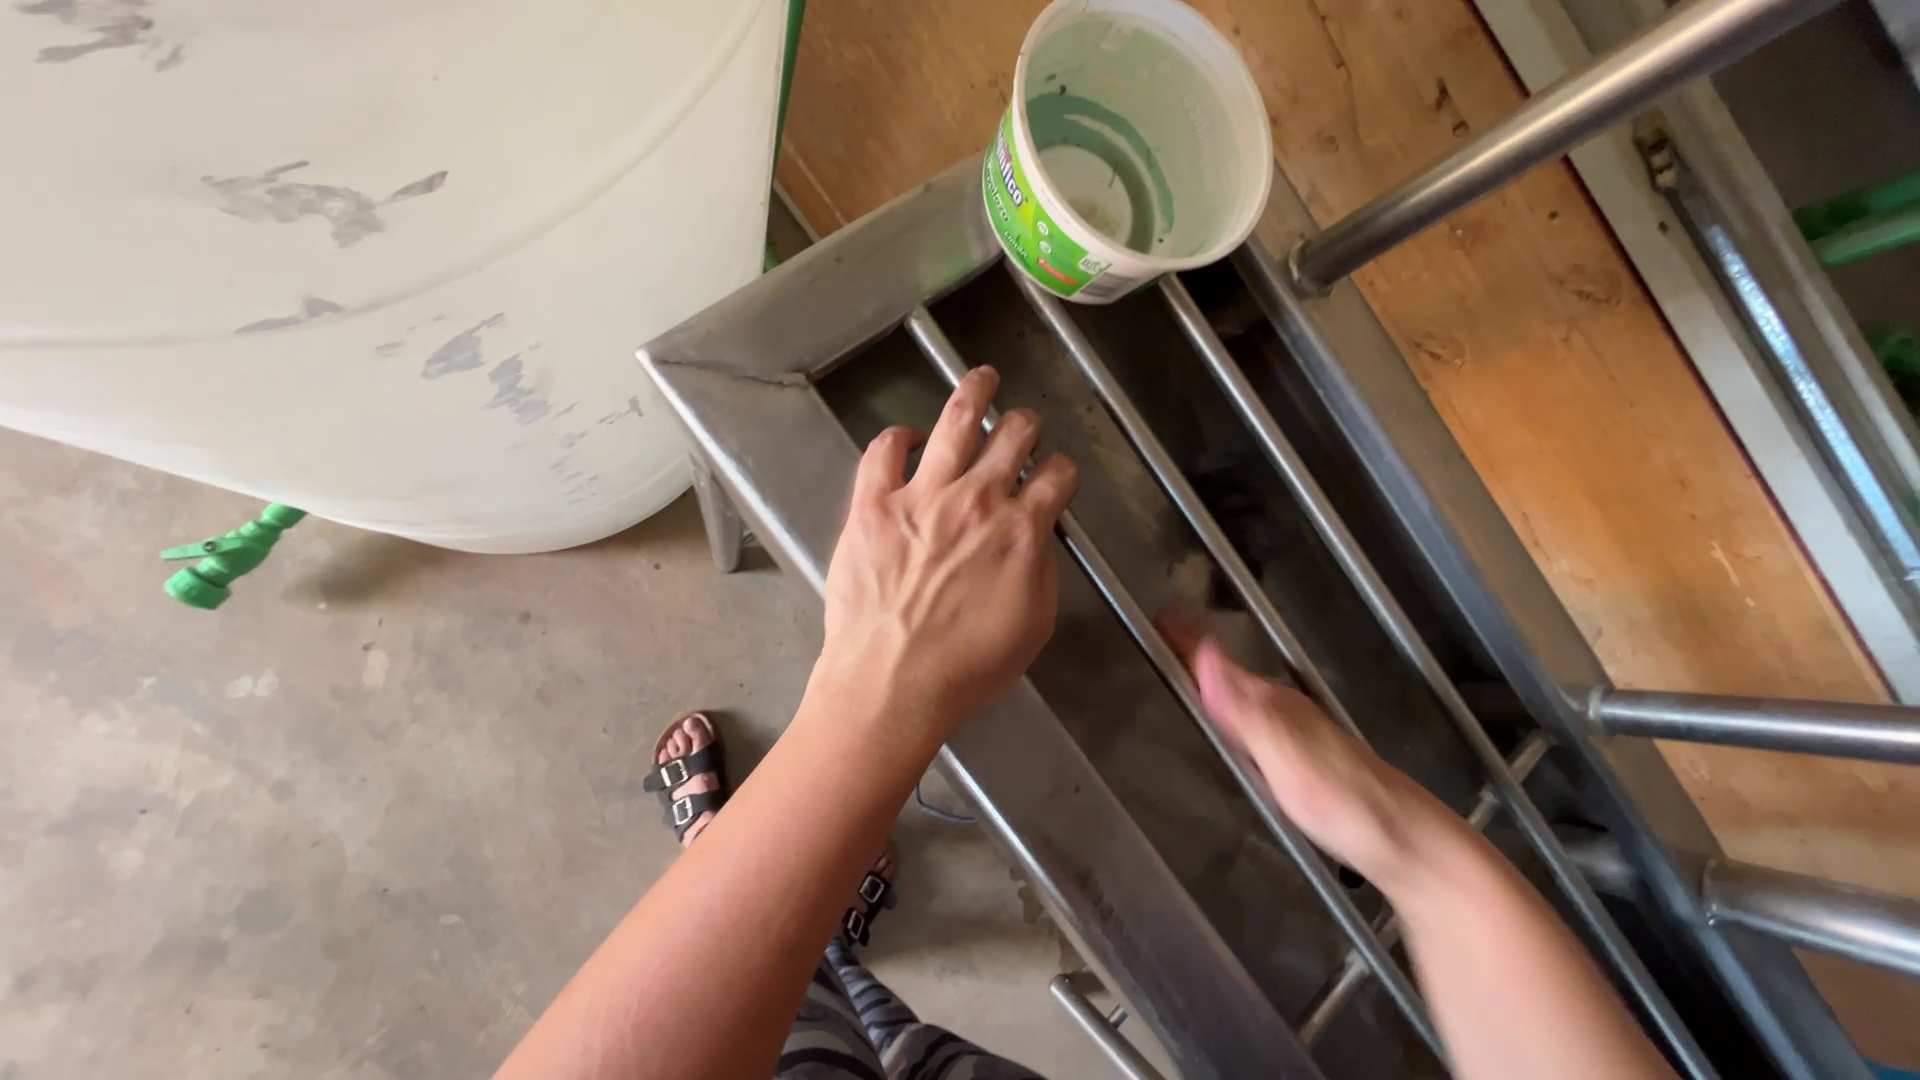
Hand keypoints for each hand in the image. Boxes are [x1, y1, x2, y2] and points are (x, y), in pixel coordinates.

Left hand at [818, 366, 1078, 734]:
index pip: (1056, 476)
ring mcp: (922, 495)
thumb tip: (1035, 536)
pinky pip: (884, 451)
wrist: (893, 682)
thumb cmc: (968, 667)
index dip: (1062, 470)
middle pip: (1013, 437)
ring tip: (982, 377)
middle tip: (1024, 423)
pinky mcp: (873, 503)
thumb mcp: (1033, 623)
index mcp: (1021, 529)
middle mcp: (977, 499)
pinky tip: (908, 436)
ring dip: (975, 393)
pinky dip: (899, 436)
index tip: (1058, 474)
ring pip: (957, 422)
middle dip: (1026, 425)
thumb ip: (1040, 567)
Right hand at [1169, 628, 1466, 895]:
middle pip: (1230, 673)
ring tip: (1185, 672)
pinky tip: (1231, 725)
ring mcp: (1299, 733)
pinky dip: (1231, 708)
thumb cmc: (1344, 802)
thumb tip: (1205, 654)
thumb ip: (1245, 710)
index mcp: (1275, 704)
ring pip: (1245, 694)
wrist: (1409, 846)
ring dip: (1213, 679)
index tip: (1159, 618)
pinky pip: (1254, 718)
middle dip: (1195, 654)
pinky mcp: (1306, 758)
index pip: (1221, 663)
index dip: (1190, 642)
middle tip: (1161, 639)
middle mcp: (1286, 710)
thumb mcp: (1287, 756)